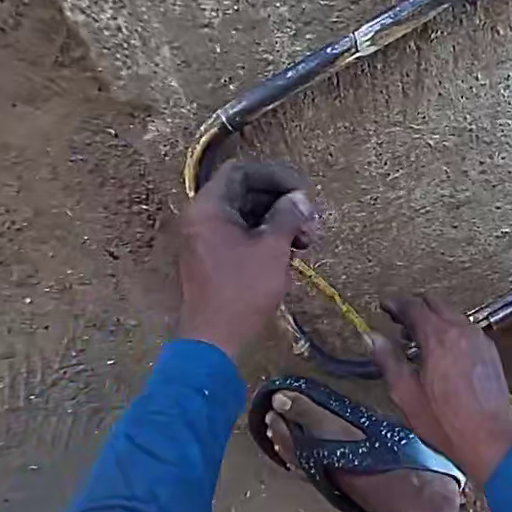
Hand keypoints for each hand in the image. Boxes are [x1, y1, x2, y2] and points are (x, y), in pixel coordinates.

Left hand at [176, 160, 318, 360]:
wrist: (214, 340)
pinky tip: (289, 257)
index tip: (302, 192)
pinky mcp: (213, 260)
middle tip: (310, 222)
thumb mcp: (272, 248)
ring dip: (278, 224)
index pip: (242, 171)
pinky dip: (265, 241)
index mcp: (209, 207)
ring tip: (306, 243)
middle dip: (281, 204)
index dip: (276, 176)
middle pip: (245, 193)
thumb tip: (299, 199)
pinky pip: (240, 237)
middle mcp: (202, 218)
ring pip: (246, 217)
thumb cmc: (243, 291)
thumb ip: (287, 216)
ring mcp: (205, 240)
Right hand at [370, 295, 511, 483]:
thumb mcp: (406, 393)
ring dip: (432, 319)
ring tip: (416, 339)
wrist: (491, 441)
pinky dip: (449, 330)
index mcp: (438, 337)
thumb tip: (372, 337)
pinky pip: (465, 329)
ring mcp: (479, 340)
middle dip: (414, 307)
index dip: (395, 303)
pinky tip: (440, 352)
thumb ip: (388, 359)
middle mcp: (461, 331)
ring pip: (451, 314)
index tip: (384, 305)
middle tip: (397, 320)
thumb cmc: (447, 422)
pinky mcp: (490, 352)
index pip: (413, 306)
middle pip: (434, 303)